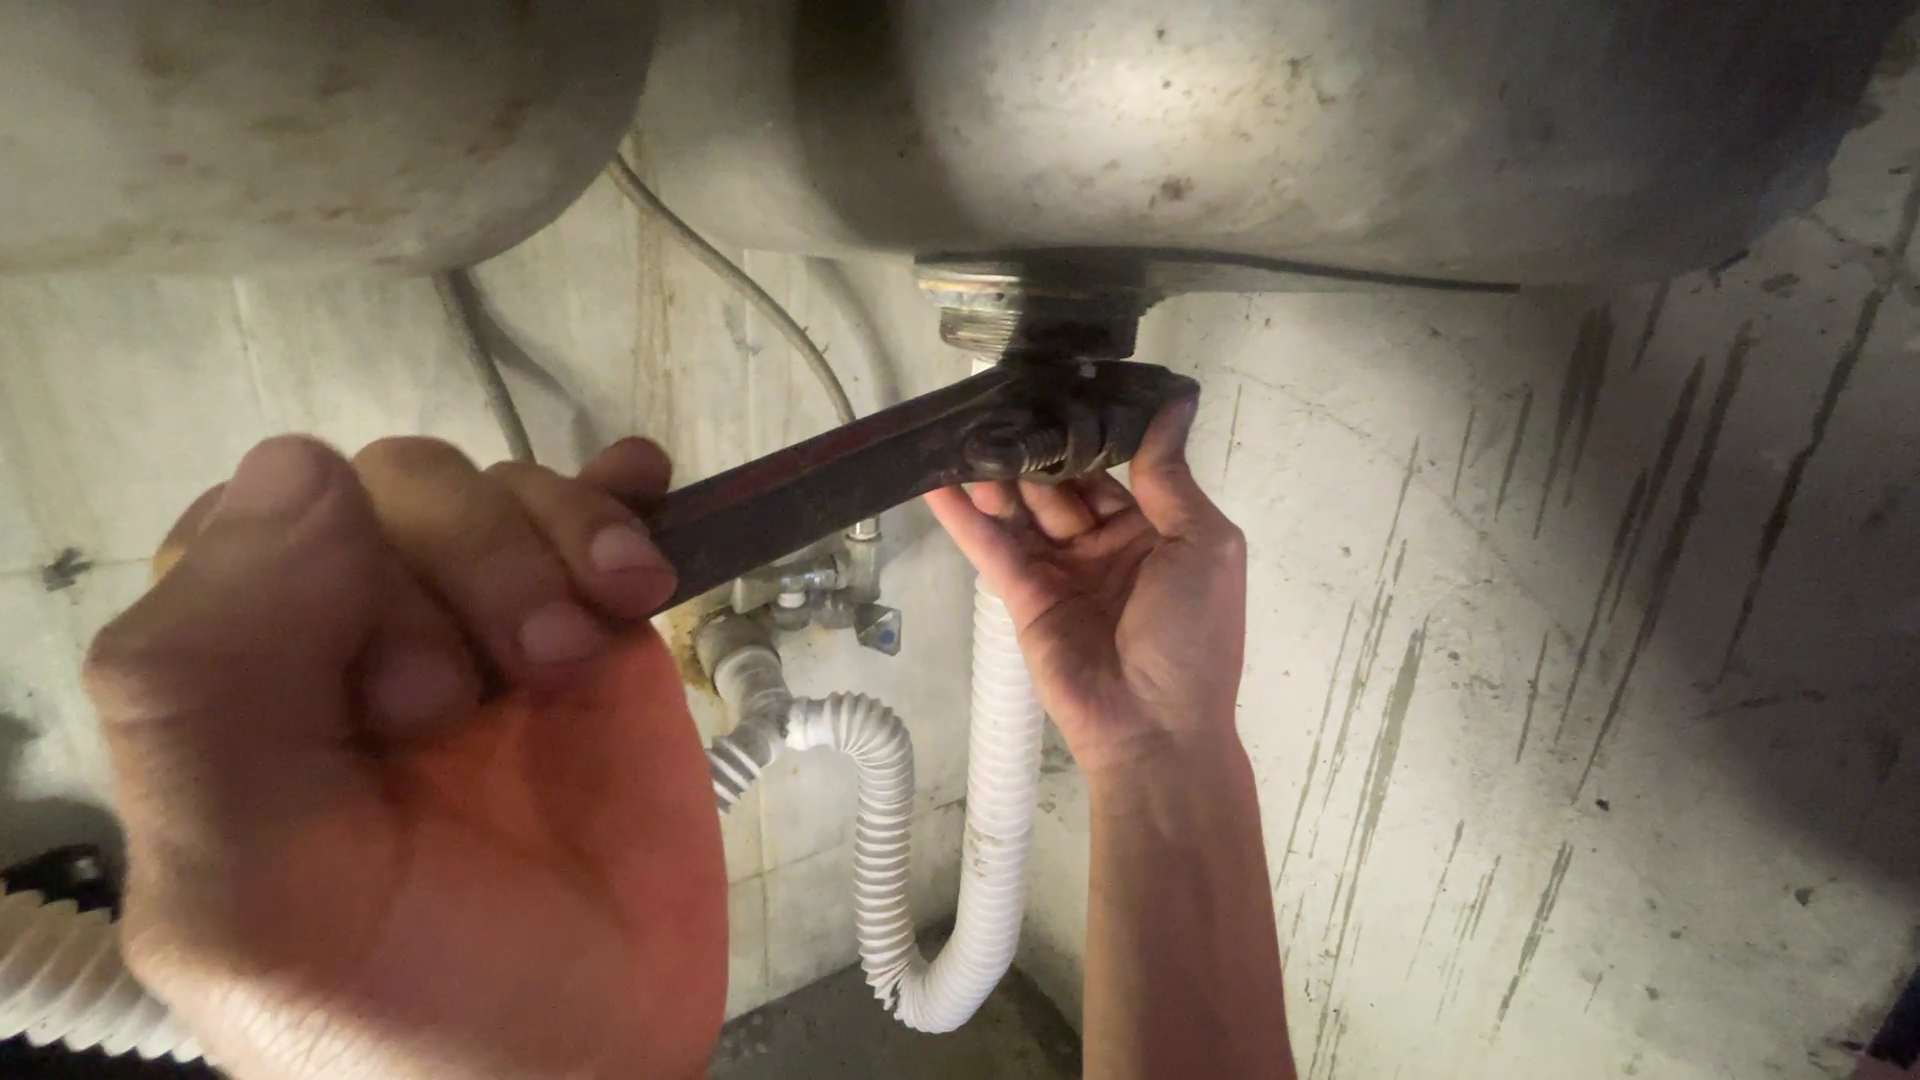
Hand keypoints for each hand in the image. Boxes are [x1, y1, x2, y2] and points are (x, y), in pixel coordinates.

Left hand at [86, 435, 724, 1079]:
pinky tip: (648, 479)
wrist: (595, 1052)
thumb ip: (217, 688)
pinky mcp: (613, 637)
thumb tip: (301, 464)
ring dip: (574, 534)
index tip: (423, 706)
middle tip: (535, 676)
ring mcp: (508, 629)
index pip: (272, 525)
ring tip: (617, 615)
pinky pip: (609, 524)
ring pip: (518, 494)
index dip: (352, 582)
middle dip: (486, 565)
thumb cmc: (415, 1005)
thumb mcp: (262, 889)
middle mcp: (381, 637)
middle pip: (414, 492)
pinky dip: (622, 490)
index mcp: (256, 685)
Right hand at [926, 399, 1246, 778]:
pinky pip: (990, 546)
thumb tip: (1175, 403)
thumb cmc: (1194, 635)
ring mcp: (1059, 569)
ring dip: (995, 474)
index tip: (1057, 388)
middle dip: (1034, 449)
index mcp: (1153, 530)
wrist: (1154, 727)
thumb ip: (1169, 477)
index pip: (1113, 469)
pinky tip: (935, 480)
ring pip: (1021, 509)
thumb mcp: (1204, 545)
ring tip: (964, 431)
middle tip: (998, 402)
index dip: (1086, 434)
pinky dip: (962, 516)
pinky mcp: (1022, 595)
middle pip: (1061, 485)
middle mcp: (1103, 544)